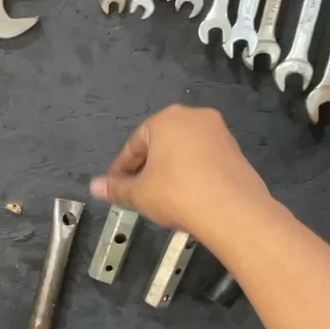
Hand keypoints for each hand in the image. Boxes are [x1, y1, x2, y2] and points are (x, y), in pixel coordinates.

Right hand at [90, 105, 271, 236]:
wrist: (232, 210)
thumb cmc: (176, 193)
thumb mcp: (139, 193)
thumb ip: (116, 188)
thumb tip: (94, 187)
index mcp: (166, 119)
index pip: (134, 144)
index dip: (121, 169)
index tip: (114, 186)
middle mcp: (194, 118)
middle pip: (160, 143)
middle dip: (146, 167)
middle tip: (136, 191)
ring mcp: (218, 133)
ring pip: (183, 151)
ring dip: (168, 170)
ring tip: (160, 195)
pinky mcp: (235, 151)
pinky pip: (203, 159)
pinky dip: (190, 173)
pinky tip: (185, 195)